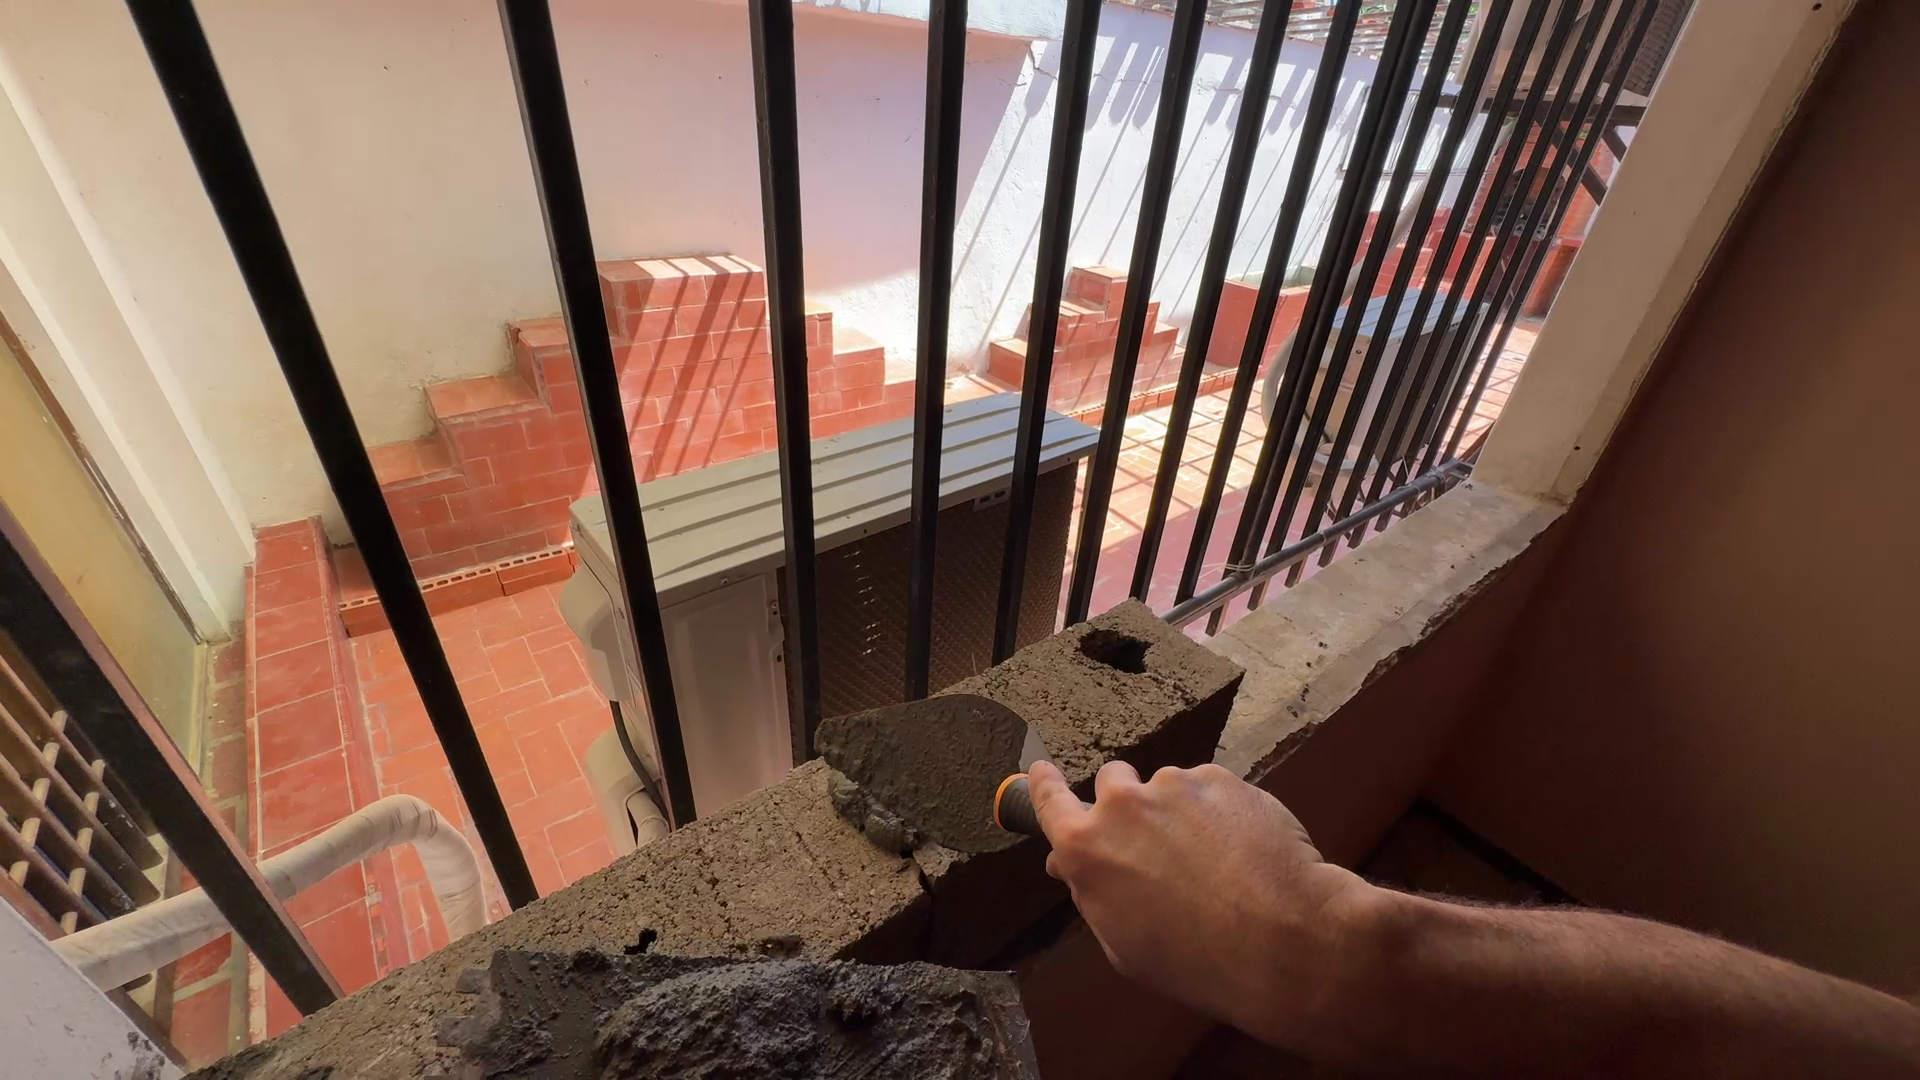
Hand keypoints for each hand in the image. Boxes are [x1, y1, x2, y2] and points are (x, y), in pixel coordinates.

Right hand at [1027, 759, 1373, 1046]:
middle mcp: (1121, 805)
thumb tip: (1068, 861)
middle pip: (1113, 782)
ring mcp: (1172, 784)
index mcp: (1088, 848)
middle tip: (1160, 840)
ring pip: (1167, 786)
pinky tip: (1245, 850)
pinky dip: (1221, 810)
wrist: (1286, 944)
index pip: (1049, 800)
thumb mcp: (1125, 945)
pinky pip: (1210, 788)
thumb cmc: (1197, 961)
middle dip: (1129, 803)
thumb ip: (1091, 891)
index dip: (1044, 783)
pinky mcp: (1218, 777)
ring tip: (1216, 858)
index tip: (1042, 771)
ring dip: (1181, 810)